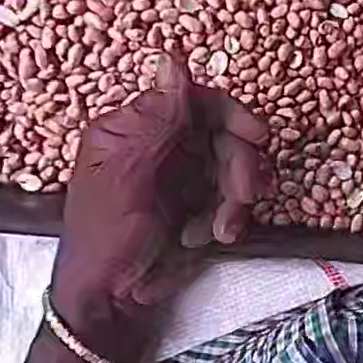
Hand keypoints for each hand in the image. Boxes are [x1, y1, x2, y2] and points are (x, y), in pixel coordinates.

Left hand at [50, 54, 270, 361]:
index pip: (191, 101)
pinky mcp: (197, 204)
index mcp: (133, 130)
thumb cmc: (105, 239)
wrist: (109, 301)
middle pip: (221, 134)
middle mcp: (161, 146)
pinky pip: (230, 198)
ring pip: (233, 167)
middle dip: (238, 165)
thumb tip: (172, 60)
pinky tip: (212, 237)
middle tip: (246, 195)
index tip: (257, 134)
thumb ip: (153, 121)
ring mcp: (181, 176)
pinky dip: (229, 217)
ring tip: (224, 228)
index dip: (229, 112)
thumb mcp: (125, 179)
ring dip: (237, 197)